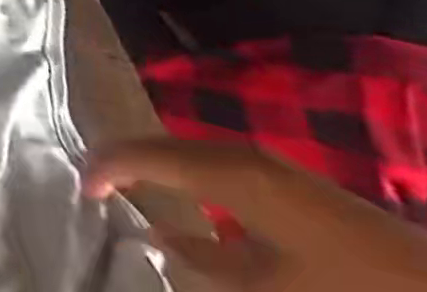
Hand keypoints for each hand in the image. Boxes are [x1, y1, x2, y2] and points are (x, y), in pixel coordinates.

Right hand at [86, 139, 426, 291]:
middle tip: (93, 182)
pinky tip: (190, 213)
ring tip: (128, 192)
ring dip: (155, 172)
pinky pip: (216, 172)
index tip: (79, 190)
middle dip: (123, 161)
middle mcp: (240, 157)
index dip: (105, 167)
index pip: (143, 155)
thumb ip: (205, 260)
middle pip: (162, 147)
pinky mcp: (291, 186)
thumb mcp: (269, 286)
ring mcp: (269, 168)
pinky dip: (188, 185)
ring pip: (188, 158)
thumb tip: (156, 239)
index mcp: (227, 171)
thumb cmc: (347, 286)